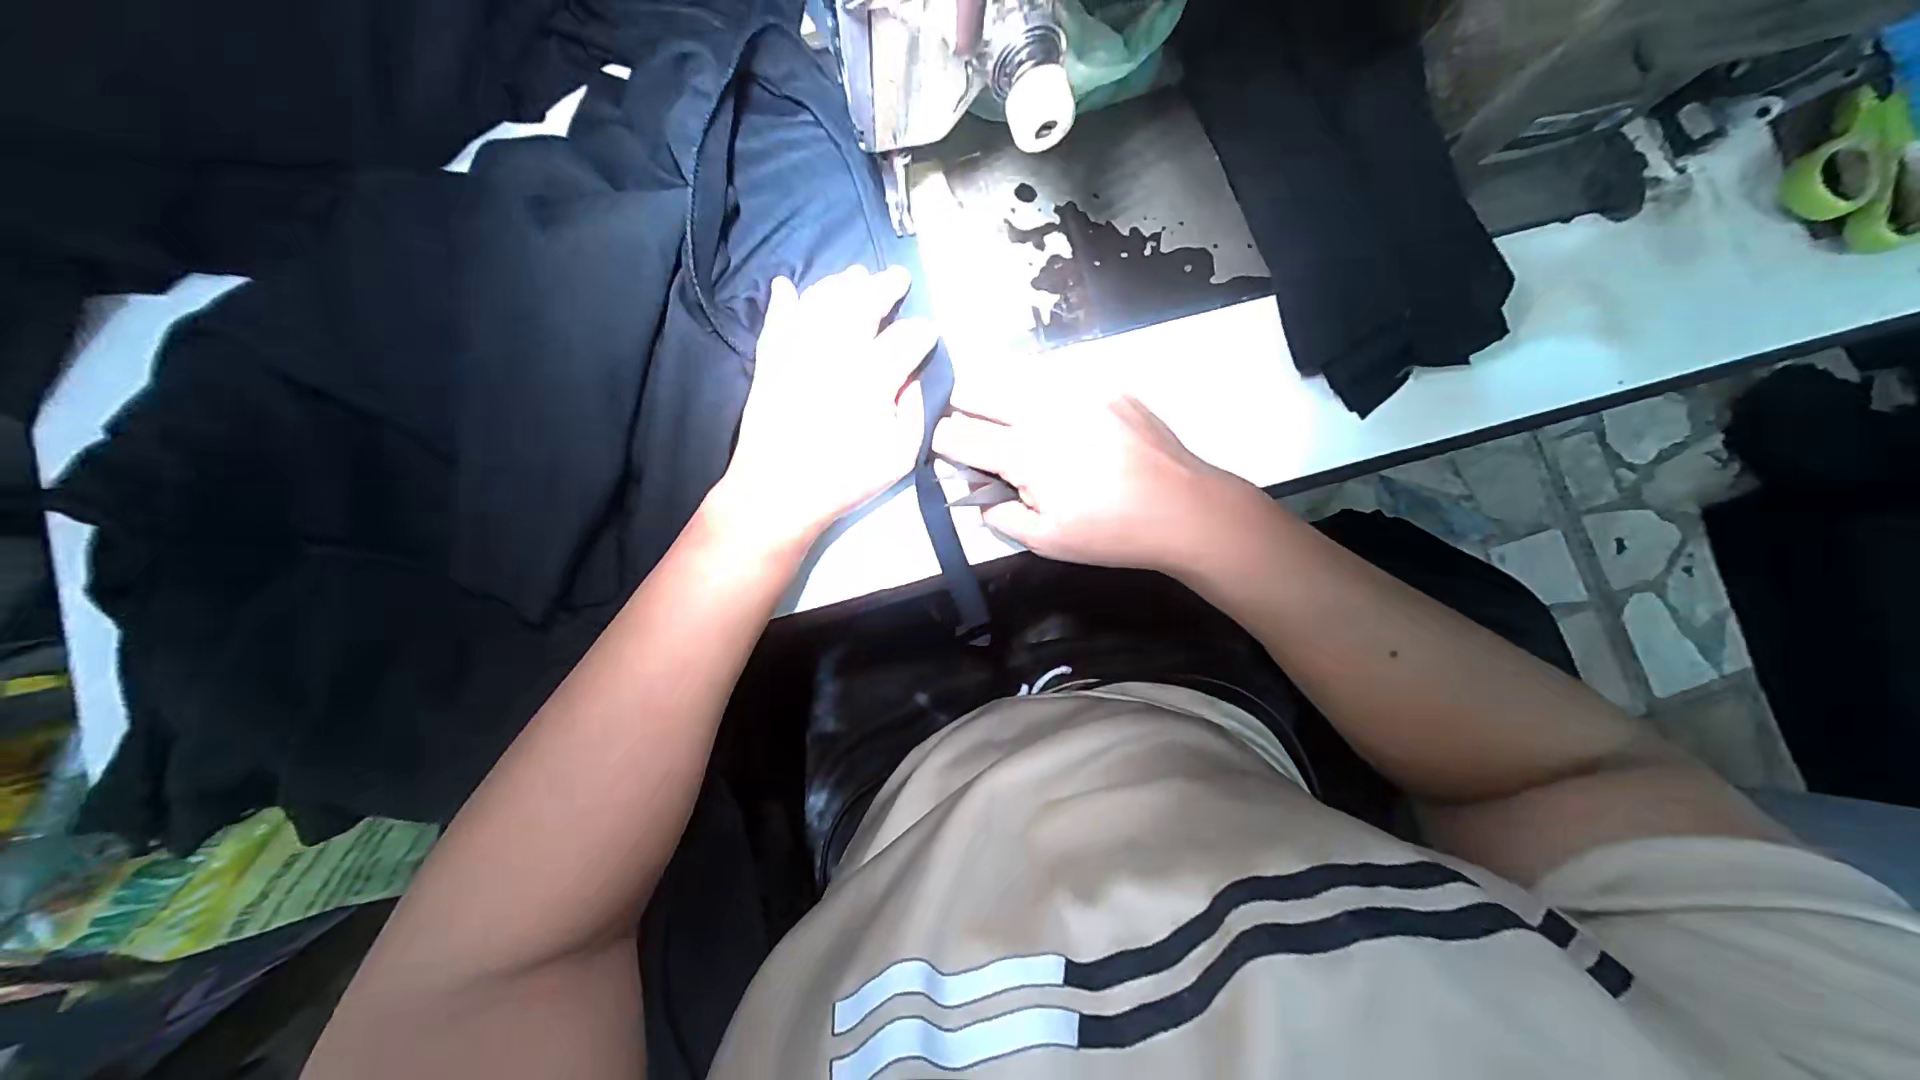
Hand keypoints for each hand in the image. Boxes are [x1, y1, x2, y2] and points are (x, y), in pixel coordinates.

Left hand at [712, 265, 936, 545]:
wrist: (777, 491)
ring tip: (855, 275)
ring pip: (821, 301)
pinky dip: (783, 301)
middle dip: (885, 286)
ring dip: (840, 283)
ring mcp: (799, 351)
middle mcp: (836, 352)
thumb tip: (911, 379)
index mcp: (873, 377)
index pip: (906, 339)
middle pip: (863, 303)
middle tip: (898, 278)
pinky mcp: (770, 360)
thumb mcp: (899, 456)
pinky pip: (777, 319)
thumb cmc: (844, 479)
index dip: (922, 332)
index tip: (928, 331)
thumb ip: (913, 412)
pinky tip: (786, 288)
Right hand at [931, 384, 1262, 573]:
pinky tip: (1063, 424)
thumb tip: (975, 496)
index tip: (938, 444)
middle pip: (978, 389)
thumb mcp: (1047, 541)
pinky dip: (1046, 399)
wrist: (1185, 509)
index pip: (960, 435)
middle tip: (964, 426)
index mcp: (1025, 452)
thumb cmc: (1113, 533)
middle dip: (960, 405)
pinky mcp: (1107, 387)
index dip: (940, 440)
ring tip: (1011, 423)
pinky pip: (1060, 382)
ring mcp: (1079, 391)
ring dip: (1002, 398)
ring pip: (1018, 380)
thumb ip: (1000, 516)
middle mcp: (1045, 410)